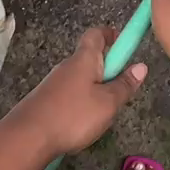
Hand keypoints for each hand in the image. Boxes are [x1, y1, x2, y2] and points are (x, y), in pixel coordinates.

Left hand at [0, 27, 145, 156]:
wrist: (28, 136)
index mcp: (84, 59)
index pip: (97, 33)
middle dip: (107, 69)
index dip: (111, 35)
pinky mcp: (46, 99)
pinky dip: (81, 102)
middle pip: (90, 57)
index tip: (124, 44)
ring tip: (103, 113)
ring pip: (81, 78)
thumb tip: (141, 66)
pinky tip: (83, 122)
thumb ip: (125, 85)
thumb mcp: (108, 103)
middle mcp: (68, 65)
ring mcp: (54, 82)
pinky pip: (70, 93)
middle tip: (120, 90)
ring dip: (95, 88)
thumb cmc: (73, 115)